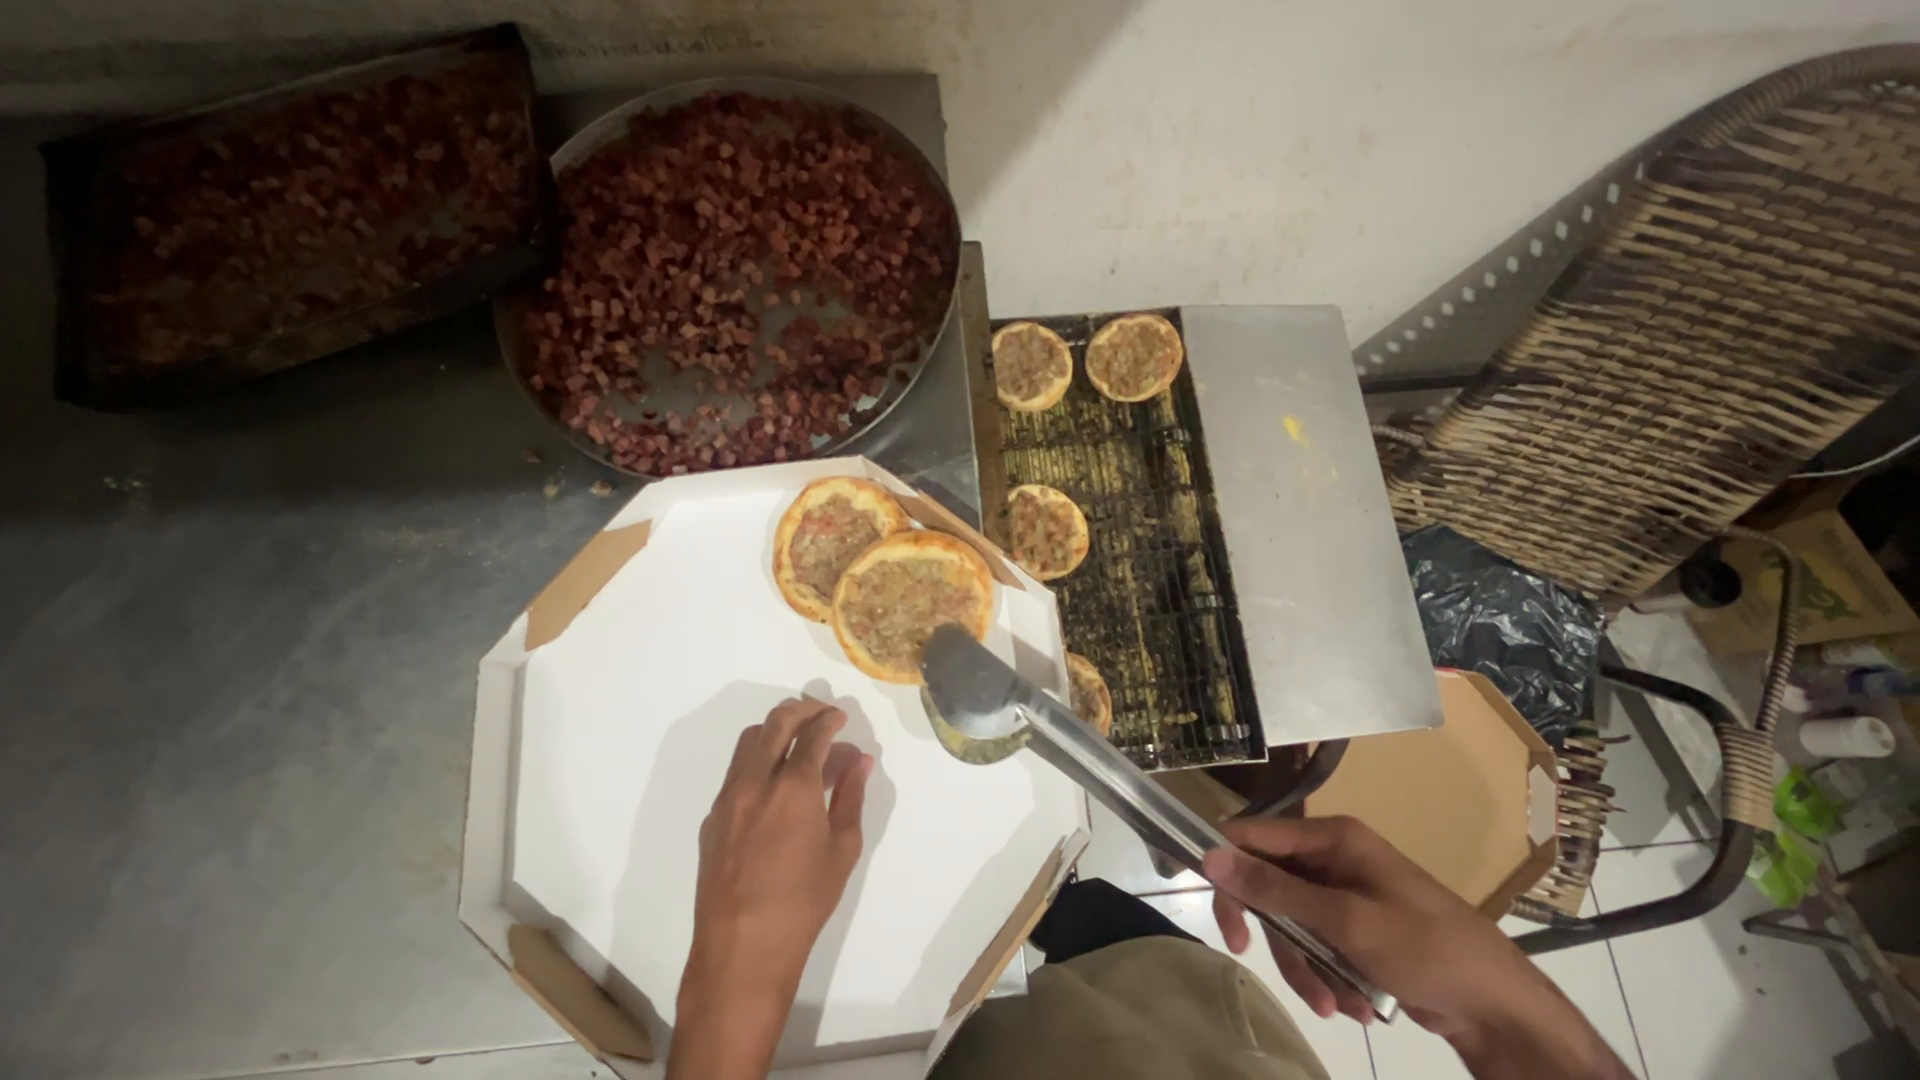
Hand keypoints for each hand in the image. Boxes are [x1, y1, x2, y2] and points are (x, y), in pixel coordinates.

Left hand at [670, 700, 872, 1079]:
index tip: (841, 718)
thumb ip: (851, 796)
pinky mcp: (712, 818)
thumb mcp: (842, 849)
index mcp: (794, 787)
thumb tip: (859, 762)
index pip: (813, 734)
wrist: (742, 948)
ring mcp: (728, 798)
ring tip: (798, 742)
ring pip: (749, 742)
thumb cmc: (803, 901)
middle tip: (821, 714)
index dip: (829, 719)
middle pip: (775, 724)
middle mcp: (756, 782)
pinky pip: (736, 771)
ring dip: (775, 730)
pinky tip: (776, 784)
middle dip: (801, 710)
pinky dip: (759, 760)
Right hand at [1203, 815, 1631, 1070]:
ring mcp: (1343, 895)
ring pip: (1289, 923)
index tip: (1220, 913)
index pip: (1252, 835)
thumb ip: (1274, 889)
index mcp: (1331, 838)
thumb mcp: (1344, 921)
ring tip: (1337, 1006)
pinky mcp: (1354, 930)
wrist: (1499, 1009)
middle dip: (1274, 934)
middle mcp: (1331, 858)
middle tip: (1252, 957)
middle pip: (1266, 885)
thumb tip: (1209, 854)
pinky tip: (1355, 1005)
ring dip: (1304, 967)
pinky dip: (1327, 977)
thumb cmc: (1425, 949)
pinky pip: (1315, 946)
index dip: (1225, 866)